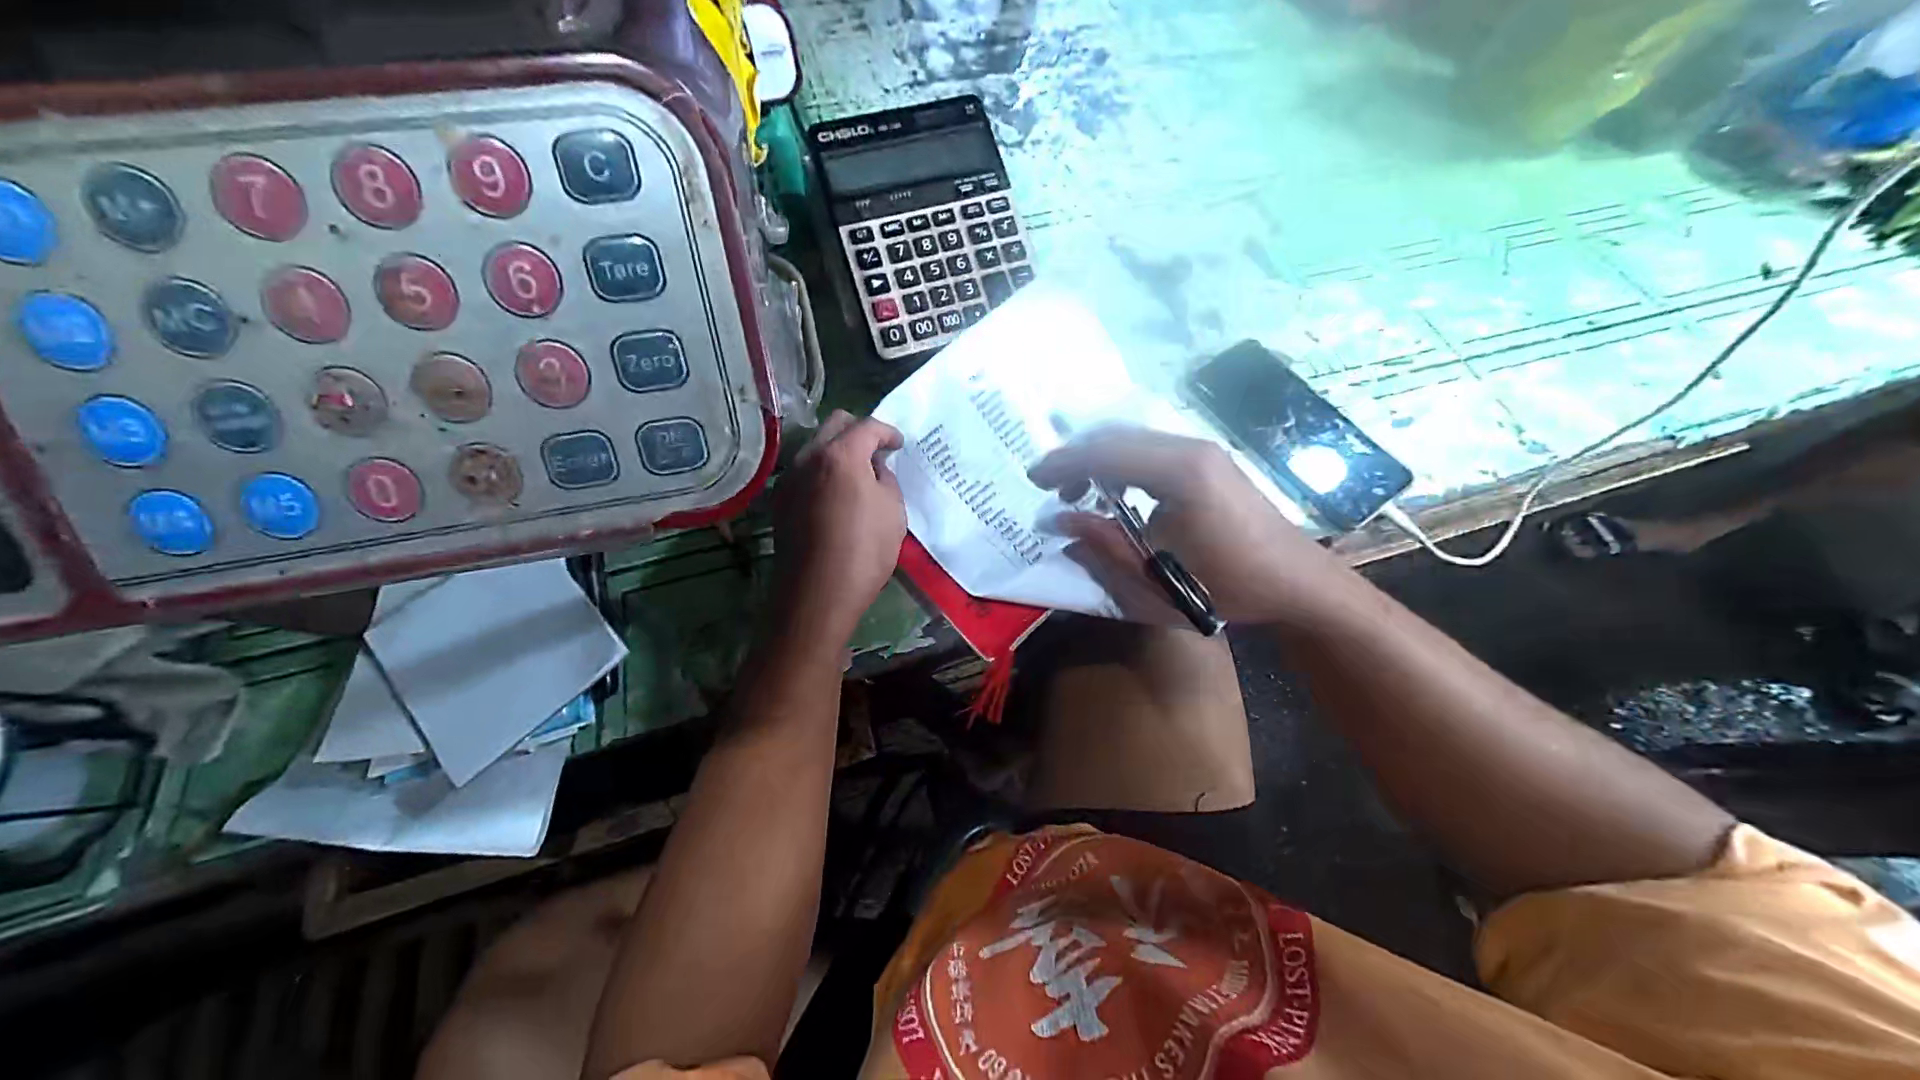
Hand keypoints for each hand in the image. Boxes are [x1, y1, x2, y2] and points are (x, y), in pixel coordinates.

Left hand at [772, 410, 907, 641]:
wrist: (818, 592)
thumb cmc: (864, 550)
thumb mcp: (893, 511)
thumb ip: (885, 479)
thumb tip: (873, 469)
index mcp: (840, 455)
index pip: (867, 427)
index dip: (888, 432)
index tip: (899, 444)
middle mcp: (809, 457)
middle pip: (835, 425)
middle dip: (859, 432)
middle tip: (876, 453)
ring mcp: (789, 478)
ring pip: (816, 447)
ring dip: (838, 452)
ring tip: (856, 476)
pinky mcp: (780, 501)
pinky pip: (805, 472)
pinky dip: (823, 473)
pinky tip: (835, 496)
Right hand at [1028, 427, 1365, 627]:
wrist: (1295, 582)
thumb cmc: (1228, 584)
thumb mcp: (1157, 576)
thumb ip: (1104, 544)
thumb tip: (1058, 521)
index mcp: (1180, 472)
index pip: (1106, 452)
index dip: (1064, 464)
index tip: (1034, 481)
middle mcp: (1191, 449)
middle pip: (1117, 436)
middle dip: (1077, 458)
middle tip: (1051, 490)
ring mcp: (1203, 451)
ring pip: (1133, 439)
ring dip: (1099, 460)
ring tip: (1078, 494)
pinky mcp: (1208, 461)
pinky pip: (1150, 450)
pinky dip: (1121, 464)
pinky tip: (1115, 492)